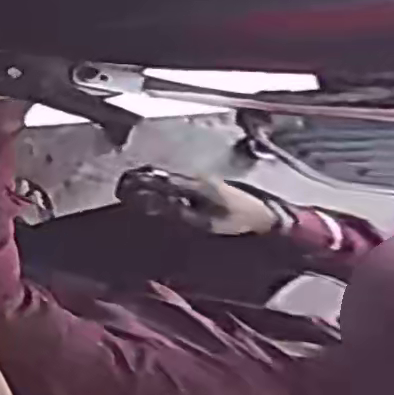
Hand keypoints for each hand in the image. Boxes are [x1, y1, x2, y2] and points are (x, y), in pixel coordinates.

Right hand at [114, 167, 278, 236]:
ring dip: (147, 182)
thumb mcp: (206, 221)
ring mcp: (200, 177)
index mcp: (191, 184)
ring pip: (164, 174)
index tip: (121, 194)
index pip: (153, 178)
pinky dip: (159, 184)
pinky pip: (174, 178)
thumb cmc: (238, 221)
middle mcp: (193, 176)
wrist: (271, 219)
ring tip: (136, 193)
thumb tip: (146, 203)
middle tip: (124, 192)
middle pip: (156, 173)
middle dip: (135, 181)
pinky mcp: (205, 182)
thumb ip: (174, 211)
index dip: (133, 184)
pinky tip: (158, 193)